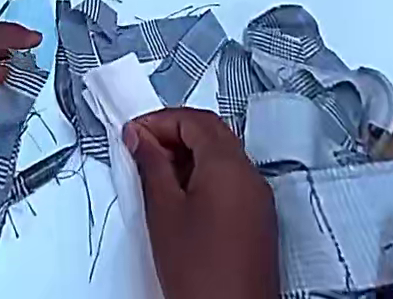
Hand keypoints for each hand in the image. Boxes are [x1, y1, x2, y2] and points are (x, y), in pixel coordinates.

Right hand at [126, 108, 280, 298]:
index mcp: (228, 166)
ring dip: (188, 151)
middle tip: (143, 145)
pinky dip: (204, 172)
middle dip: (174, 131)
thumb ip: (150, 162)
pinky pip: (231, 178)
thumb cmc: (199, 273)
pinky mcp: (259, 221)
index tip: (134, 134)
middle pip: (210, 131)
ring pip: (221, 153)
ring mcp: (259, 200)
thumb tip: (139, 137)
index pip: (192, 120)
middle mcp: (250, 176)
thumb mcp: (162, 208)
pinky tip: (180, 194)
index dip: (158, 121)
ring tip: (157, 171)